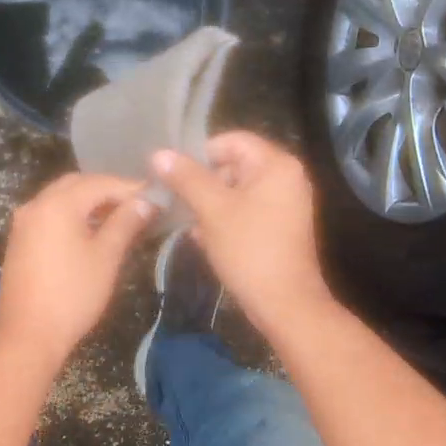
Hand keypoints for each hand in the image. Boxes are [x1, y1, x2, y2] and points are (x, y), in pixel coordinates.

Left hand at [0, 173, 154, 368]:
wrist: (28, 334)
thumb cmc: (73, 294)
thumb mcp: (106, 257)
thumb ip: (126, 222)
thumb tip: (146, 201)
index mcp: (58, 204)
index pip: (100, 183)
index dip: (130, 188)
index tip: (156, 197)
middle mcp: (36, 204)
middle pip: (77, 184)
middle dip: (107, 190)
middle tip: (137, 204)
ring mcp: (24, 222)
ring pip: (60, 197)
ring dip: (89, 201)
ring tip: (119, 216)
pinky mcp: (20, 239)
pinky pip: (49, 213)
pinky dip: (71, 214)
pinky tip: (90, 230)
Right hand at [151, 132, 334, 332]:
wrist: (285, 304)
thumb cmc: (249, 249)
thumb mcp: (212, 209)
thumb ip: (186, 178)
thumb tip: (159, 153)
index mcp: (276, 165)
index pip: (231, 141)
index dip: (200, 154)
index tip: (176, 176)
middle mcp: (286, 178)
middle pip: (234, 165)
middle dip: (204, 184)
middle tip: (181, 203)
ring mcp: (286, 204)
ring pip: (236, 191)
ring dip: (210, 205)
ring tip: (192, 225)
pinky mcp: (280, 228)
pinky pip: (246, 211)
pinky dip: (225, 220)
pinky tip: (205, 240)